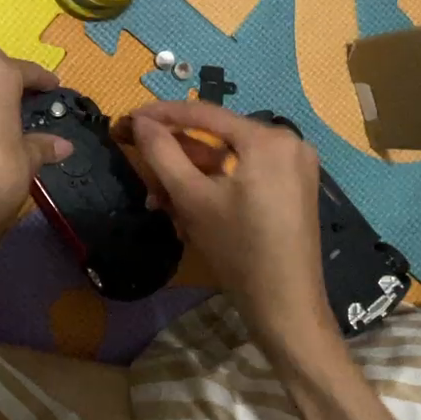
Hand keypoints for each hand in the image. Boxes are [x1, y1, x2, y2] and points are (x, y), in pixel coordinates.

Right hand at [125, 101, 333, 340]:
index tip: (127, 119)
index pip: (204, 113)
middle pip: (214, 138)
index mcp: (268, 139)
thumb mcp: (191, 197)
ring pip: (225, 158)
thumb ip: (161, 152)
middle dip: (174, 157)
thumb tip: (140, 121)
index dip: (160, 114)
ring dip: (189, 177)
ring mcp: (293, 166)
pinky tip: (186, 209)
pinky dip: (212, 185)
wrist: (286, 306)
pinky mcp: (292, 187)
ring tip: (159, 202)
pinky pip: (241, 173)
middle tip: (140, 168)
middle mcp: (287, 142)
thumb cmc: (238, 249)